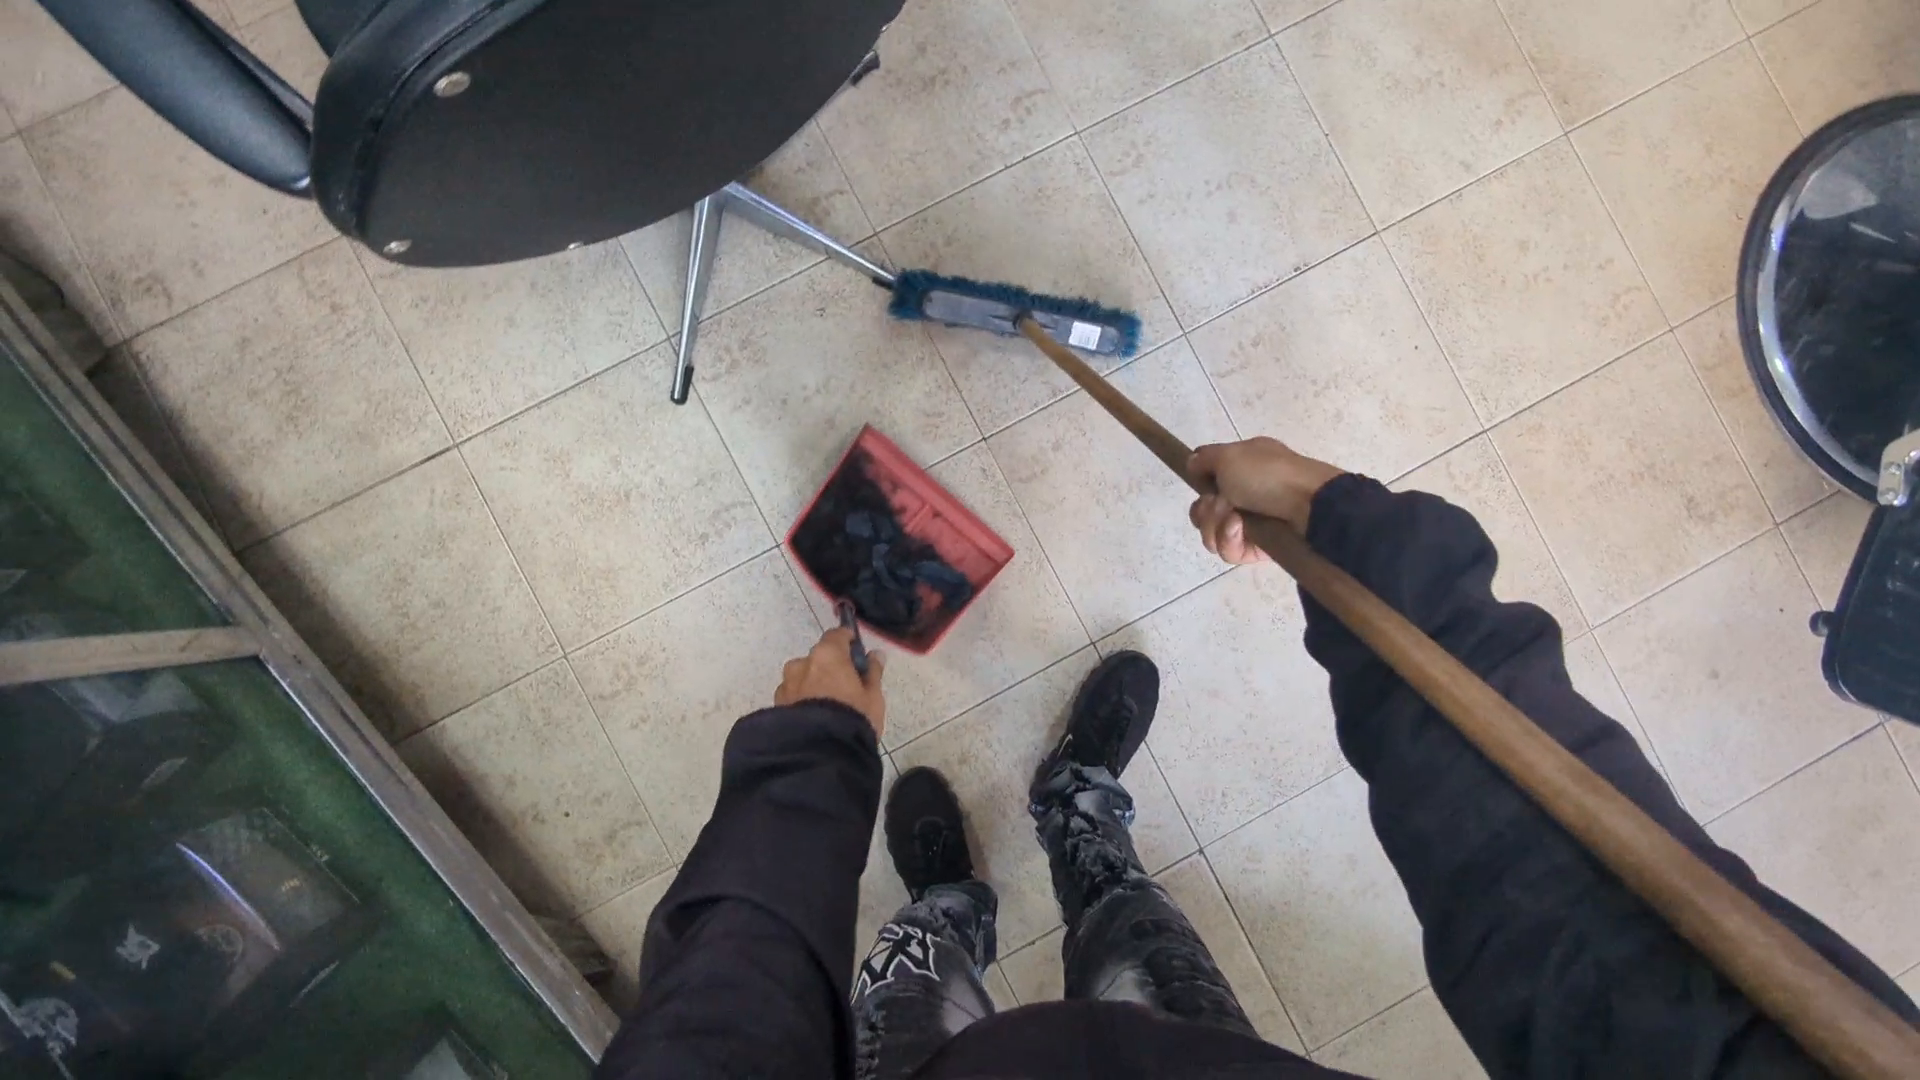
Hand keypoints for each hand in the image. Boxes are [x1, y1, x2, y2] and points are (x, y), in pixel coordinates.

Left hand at [776, 627, 886, 736]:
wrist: (818, 754)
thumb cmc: (852, 718)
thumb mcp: (873, 697)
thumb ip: (873, 672)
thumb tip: (875, 655)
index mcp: (827, 655)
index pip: (836, 636)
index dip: (847, 642)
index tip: (857, 653)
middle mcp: (802, 664)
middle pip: (817, 658)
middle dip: (829, 668)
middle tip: (845, 688)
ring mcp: (785, 686)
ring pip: (801, 678)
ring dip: (812, 685)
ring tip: (826, 708)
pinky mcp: (775, 707)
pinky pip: (792, 697)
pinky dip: (801, 702)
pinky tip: (812, 720)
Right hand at [1187, 437, 1344, 563]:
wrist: (1308, 506)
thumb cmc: (1268, 474)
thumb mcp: (1230, 454)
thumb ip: (1204, 458)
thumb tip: (1191, 464)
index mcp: (1242, 467)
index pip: (1206, 482)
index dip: (1200, 486)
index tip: (1202, 486)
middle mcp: (1245, 494)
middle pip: (1203, 512)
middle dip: (1206, 510)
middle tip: (1221, 505)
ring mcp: (1251, 523)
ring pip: (1211, 533)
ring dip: (1216, 526)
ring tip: (1235, 521)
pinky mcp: (1256, 549)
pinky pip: (1228, 550)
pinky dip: (1229, 540)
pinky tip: (1240, 530)